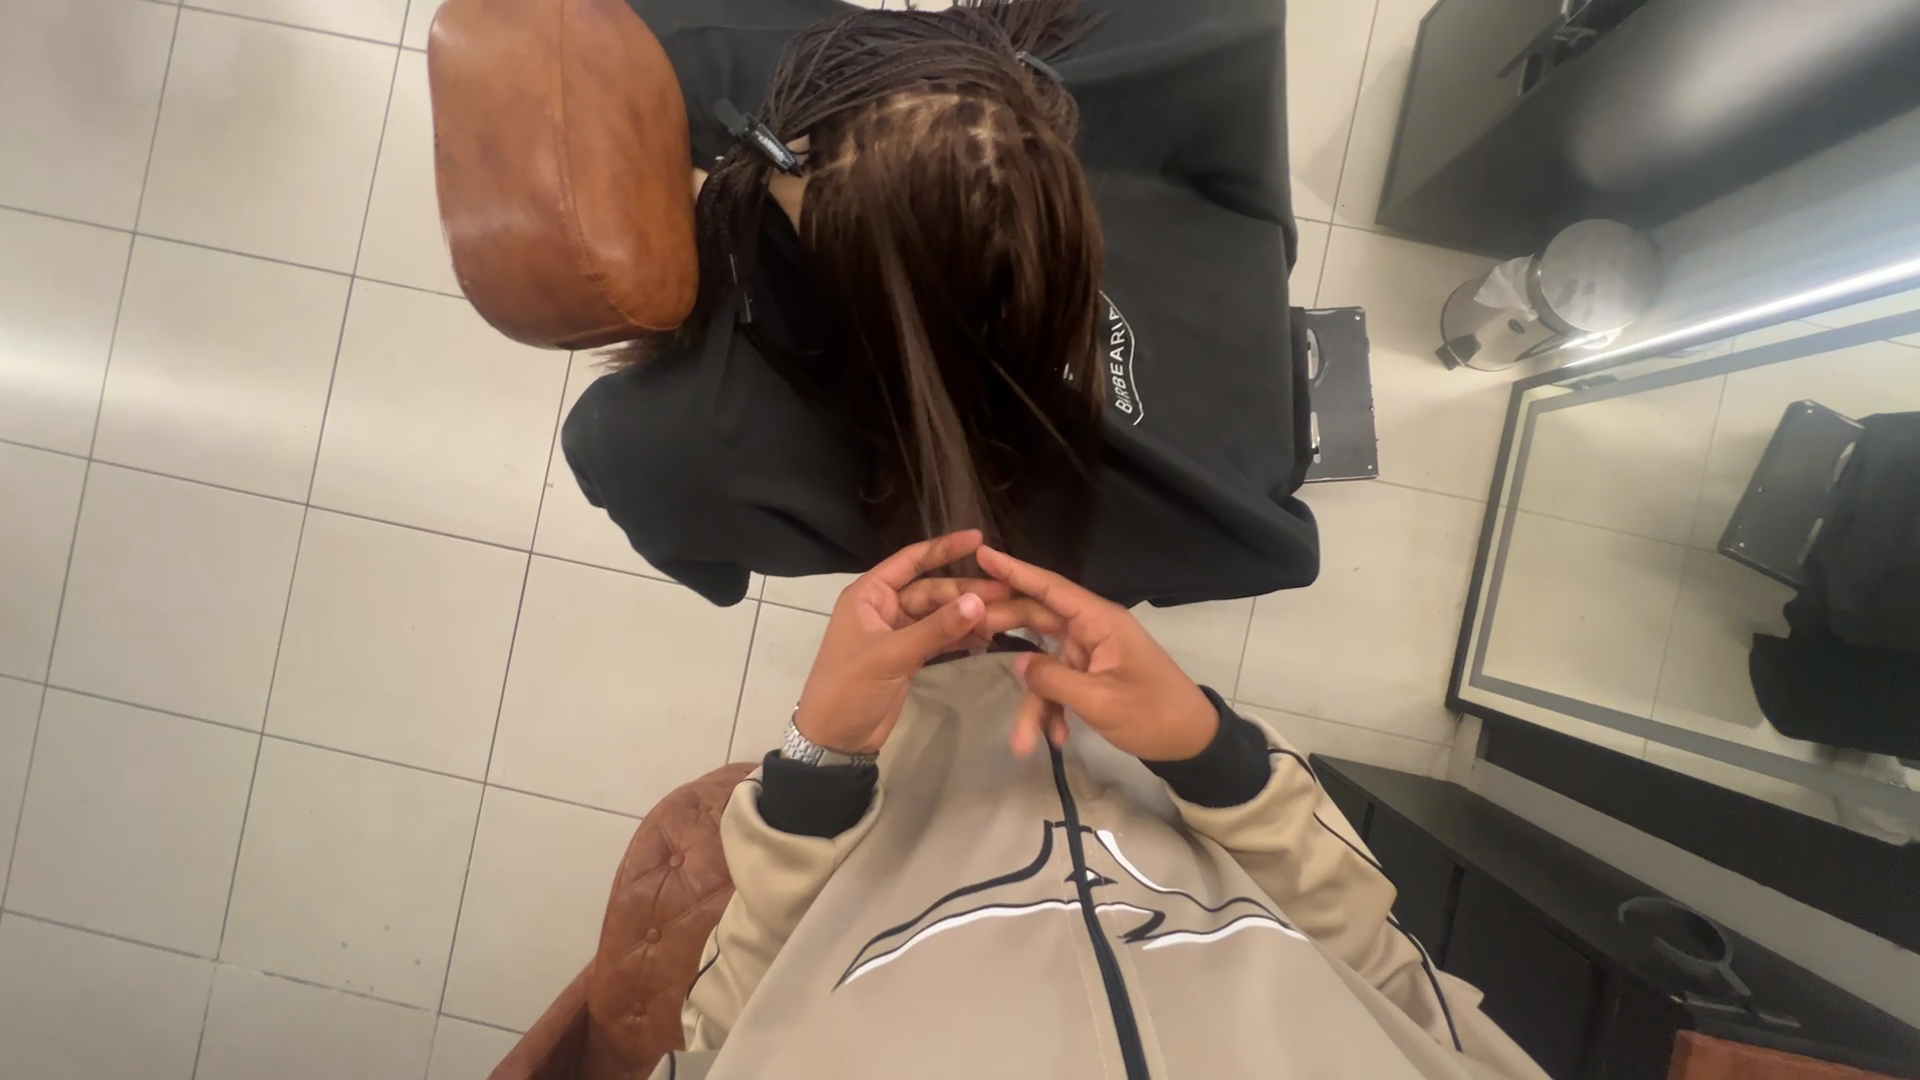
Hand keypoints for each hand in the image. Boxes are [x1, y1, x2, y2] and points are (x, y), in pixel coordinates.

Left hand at [793, 531, 1049, 755]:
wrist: (835, 739)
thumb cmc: (850, 688)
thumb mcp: (891, 655)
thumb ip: (936, 629)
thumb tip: (979, 602)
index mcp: (869, 595)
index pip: (911, 561)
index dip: (944, 548)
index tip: (979, 539)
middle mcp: (884, 607)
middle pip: (932, 590)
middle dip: (965, 591)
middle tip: (1004, 593)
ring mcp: (898, 633)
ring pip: (939, 615)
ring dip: (967, 615)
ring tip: (1003, 614)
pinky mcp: (909, 656)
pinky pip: (940, 638)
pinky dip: (961, 637)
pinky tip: (987, 637)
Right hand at [975, 545, 1218, 762]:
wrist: (1192, 744)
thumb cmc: (1153, 714)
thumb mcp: (1101, 701)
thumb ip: (1054, 680)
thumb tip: (1019, 664)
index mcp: (1099, 621)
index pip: (1050, 587)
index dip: (1014, 570)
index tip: (982, 553)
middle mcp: (1091, 629)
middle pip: (1037, 619)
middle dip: (1004, 629)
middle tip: (966, 631)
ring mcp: (1089, 653)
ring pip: (1045, 664)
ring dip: (1034, 702)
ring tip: (1022, 742)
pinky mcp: (1090, 676)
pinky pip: (1059, 686)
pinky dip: (1053, 712)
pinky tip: (1056, 739)